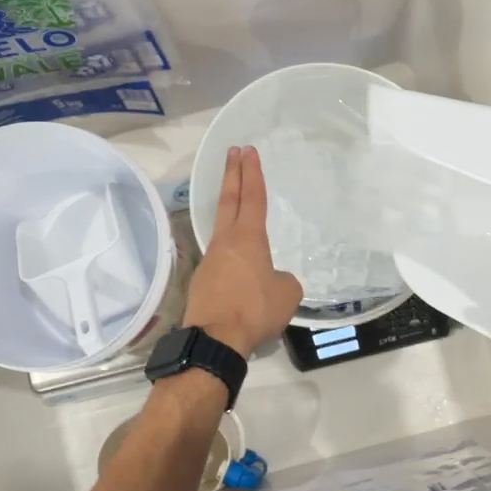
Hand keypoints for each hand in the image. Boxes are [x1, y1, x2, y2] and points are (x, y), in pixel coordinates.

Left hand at [185, 146, 302, 354]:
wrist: (215, 338)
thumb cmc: (255, 309)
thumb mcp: (287, 293)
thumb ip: (283, 279)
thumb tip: (273, 279)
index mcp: (248, 238)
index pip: (252, 197)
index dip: (252, 173)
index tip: (248, 151)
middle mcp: (225, 242)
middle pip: (229, 201)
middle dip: (233, 175)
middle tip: (233, 152)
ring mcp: (211, 261)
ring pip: (222, 230)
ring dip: (230, 213)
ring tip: (240, 210)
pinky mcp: (203, 282)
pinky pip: (222, 259)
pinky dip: (231, 253)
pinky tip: (241, 267)